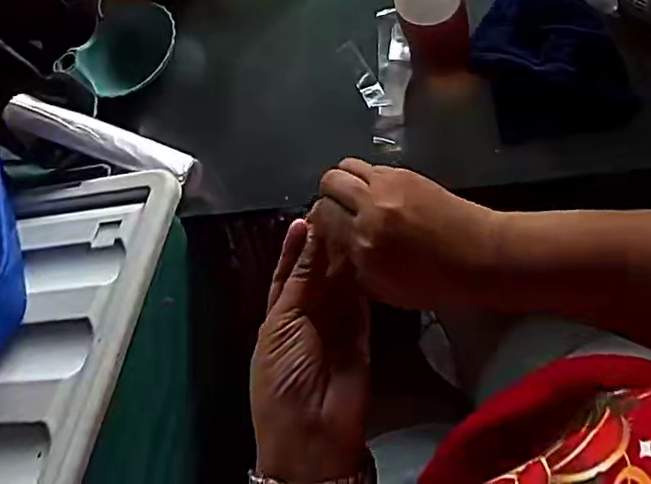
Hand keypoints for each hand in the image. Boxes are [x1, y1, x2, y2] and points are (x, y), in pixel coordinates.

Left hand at [251, 219, 369, 483]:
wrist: (313, 435)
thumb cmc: (283, 379)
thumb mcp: (281, 324)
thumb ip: (301, 278)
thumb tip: (309, 233)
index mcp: (279, 316)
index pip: (288, 272)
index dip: (297, 246)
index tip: (308, 216)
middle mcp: (307, 316)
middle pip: (317, 274)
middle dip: (324, 247)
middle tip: (339, 215)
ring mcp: (335, 324)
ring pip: (340, 282)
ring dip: (346, 258)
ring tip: (357, 225)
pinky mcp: (361, 332)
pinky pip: (363, 299)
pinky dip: (366, 279)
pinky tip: (371, 253)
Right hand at [311, 160, 501, 311]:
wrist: (477, 252)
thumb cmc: (434, 281)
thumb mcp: (384, 289)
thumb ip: (352, 267)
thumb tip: (334, 249)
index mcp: (364, 241)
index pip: (322, 215)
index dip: (318, 220)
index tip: (322, 227)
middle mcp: (372, 205)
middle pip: (330, 180)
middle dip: (327, 194)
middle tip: (336, 208)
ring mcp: (390, 183)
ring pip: (349, 165)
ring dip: (345, 179)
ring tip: (354, 197)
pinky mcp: (407, 172)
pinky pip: (373, 166)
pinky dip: (368, 178)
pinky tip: (378, 195)